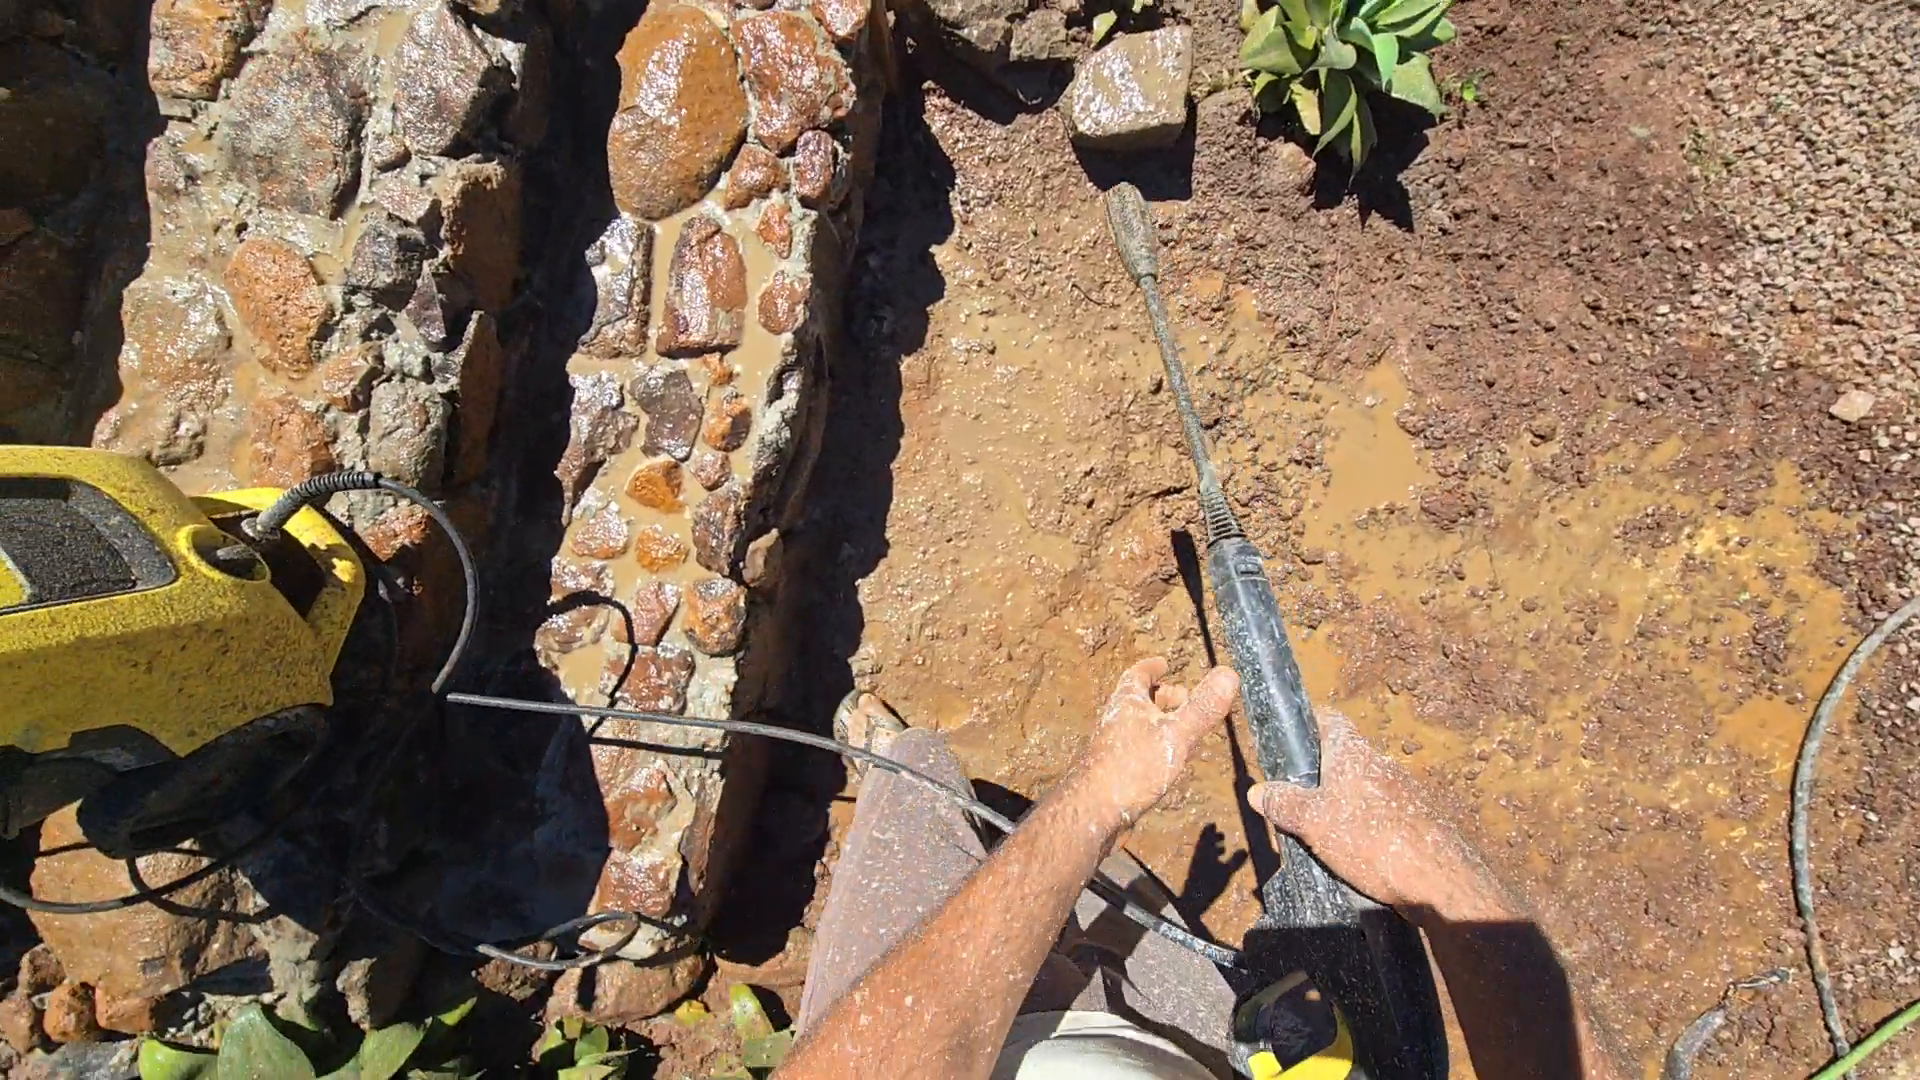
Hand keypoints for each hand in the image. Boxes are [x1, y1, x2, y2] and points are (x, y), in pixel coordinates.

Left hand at [1068, 658, 1239, 825]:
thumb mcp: (1174, 735)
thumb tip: (1229, 673)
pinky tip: (1168, 758)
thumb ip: (1201, 708)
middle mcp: (1117, 719)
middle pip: (1139, 699)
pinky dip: (1156, 743)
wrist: (1093, 811)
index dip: (1151, 667)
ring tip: (1183, 726)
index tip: (1163, 663)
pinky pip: (1139, 746)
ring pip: (1139, 723)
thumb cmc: (1131, 768)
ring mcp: (1115, 744)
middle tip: (1183, 696)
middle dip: (1161, 695)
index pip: (1137, 675)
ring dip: (1160, 720)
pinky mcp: (1117, 768)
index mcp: (1127, 702)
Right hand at [1251, 712, 1504, 917]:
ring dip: (1342, 804)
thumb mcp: (1311, 822)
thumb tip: (1257, 792)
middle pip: (1342, 758)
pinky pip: (1381, 815)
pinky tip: (1356, 854)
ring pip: (1361, 789)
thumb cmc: (1371, 841)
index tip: (1288, 736)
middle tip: (1294, 799)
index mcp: (1353, 753)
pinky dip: (1365, 827)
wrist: (1443, 887)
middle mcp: (1381, 765)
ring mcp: (1405, 794)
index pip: (1329, 719)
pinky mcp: (1420, 823)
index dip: (1307, 721)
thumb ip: (1282, 803)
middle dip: (1318, 776)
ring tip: (1322, 833)